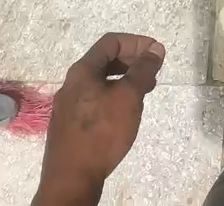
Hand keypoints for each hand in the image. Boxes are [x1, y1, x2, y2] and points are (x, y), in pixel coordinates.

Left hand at [35, 33, 165, 205]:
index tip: (156, 53)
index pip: (111, 42)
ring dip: (124, 81)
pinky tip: (124, 113)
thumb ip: (143, 70)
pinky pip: (94, 100)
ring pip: (100, 82)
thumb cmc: (101, 132)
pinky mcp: (69, 126)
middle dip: (132, 61)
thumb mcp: (129, 96)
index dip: (137, 42)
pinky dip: (113, 97)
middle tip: (153, 72)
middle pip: (104, 61)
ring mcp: (67, 106)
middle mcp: (71, 84)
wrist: (70, 181)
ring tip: (143, 92)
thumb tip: (155, 49)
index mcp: (82, 71)